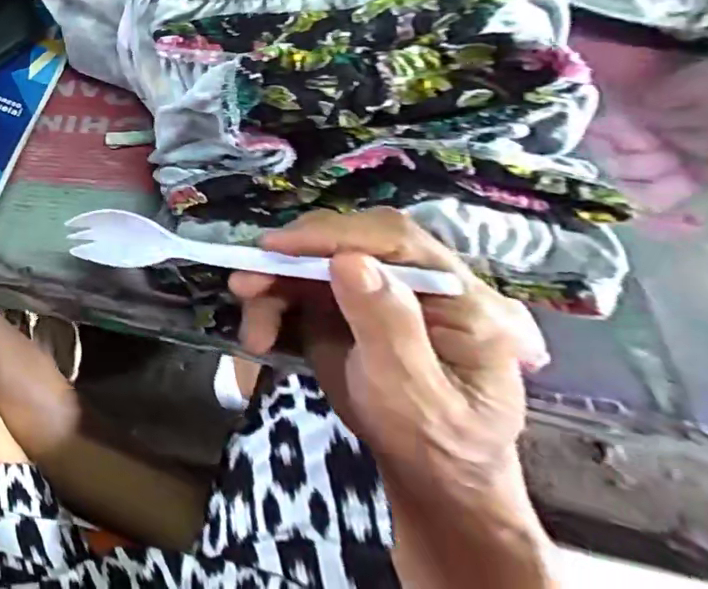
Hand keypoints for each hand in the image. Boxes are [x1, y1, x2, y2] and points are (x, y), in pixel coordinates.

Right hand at [228, 208, 544, 496]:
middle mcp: (415, 280)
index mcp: (460, 297)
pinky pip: (292, 286)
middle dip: (289, 260)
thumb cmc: (436, 438)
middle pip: (343, 241)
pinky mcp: (340, 299)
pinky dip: (268, 306)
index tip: (278, 247)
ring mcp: (374, 288)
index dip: (333, 235)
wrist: (426, 472)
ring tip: (252, 330)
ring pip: (308, 262)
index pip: (394, 240)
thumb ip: (389, 325)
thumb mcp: (415, 391)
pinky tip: (260, 338)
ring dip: (269, 286)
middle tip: (247, 284)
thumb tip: (351, 260)